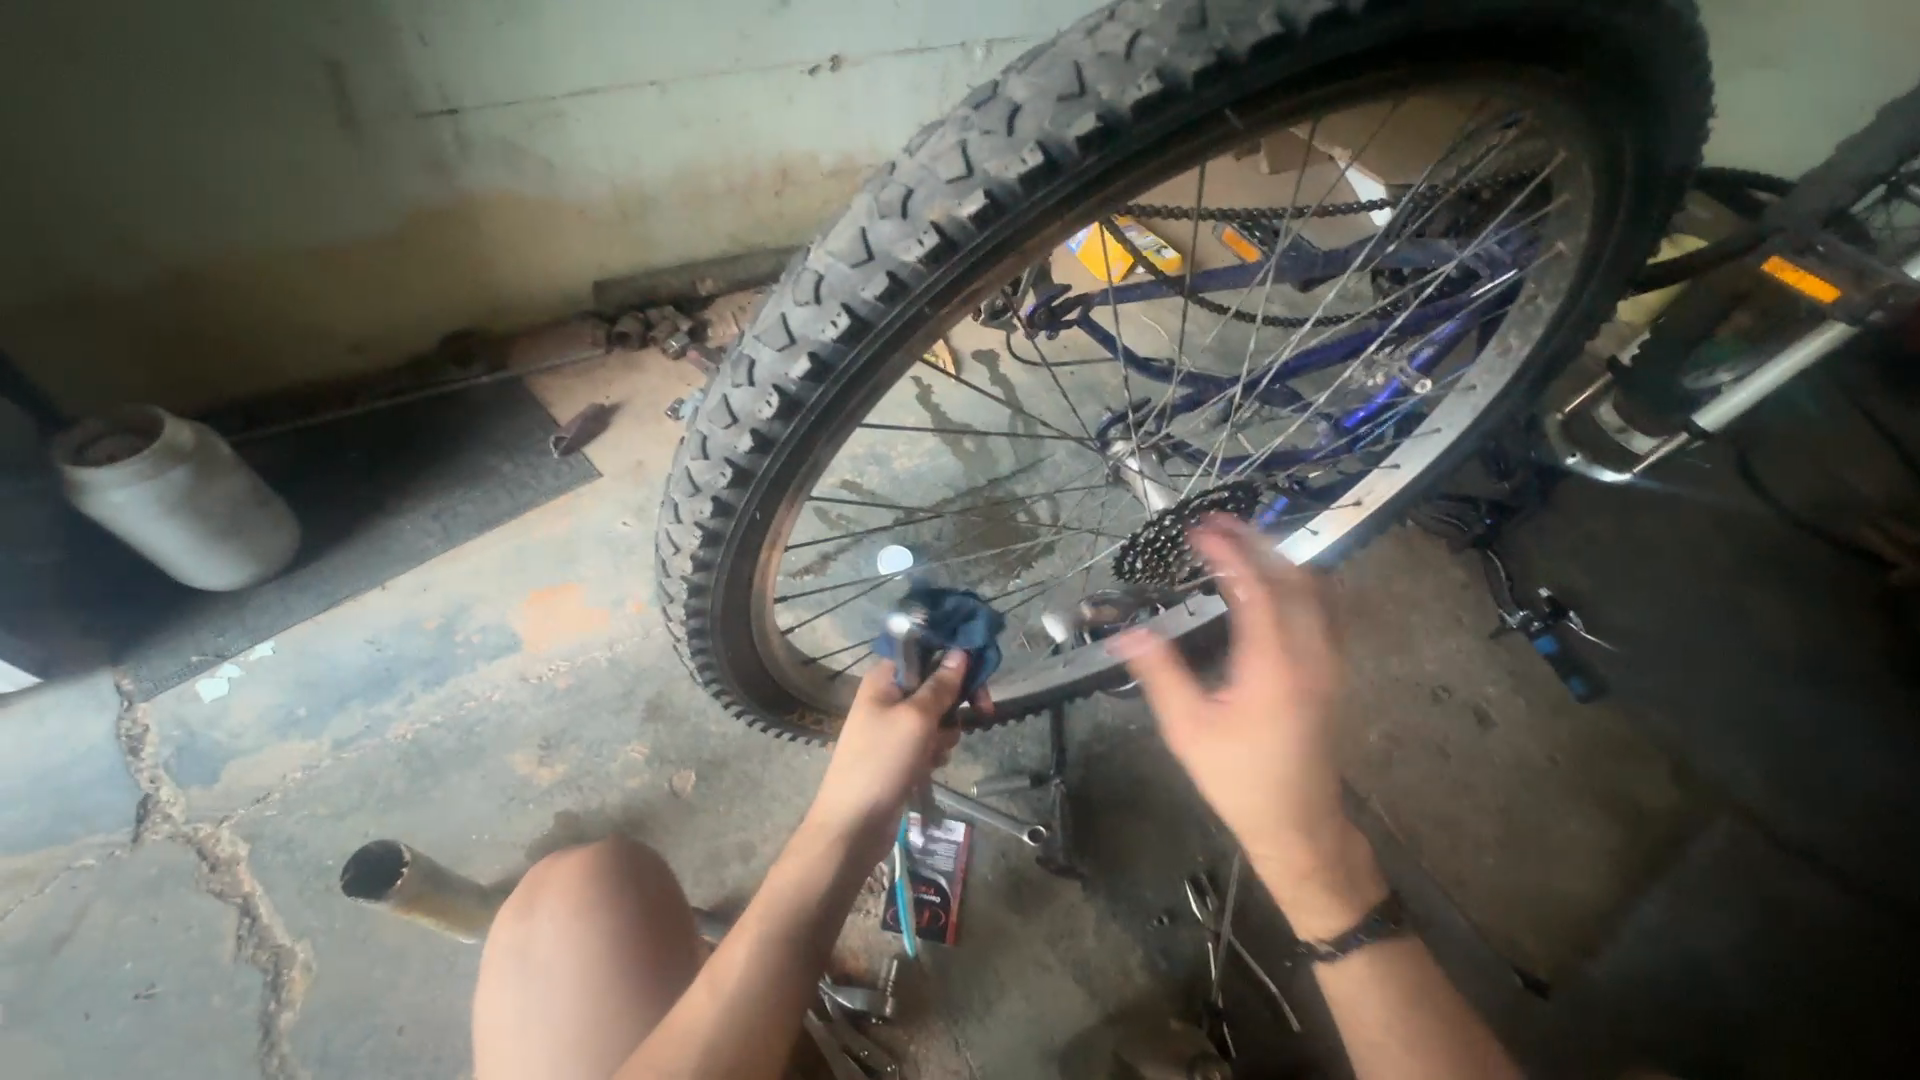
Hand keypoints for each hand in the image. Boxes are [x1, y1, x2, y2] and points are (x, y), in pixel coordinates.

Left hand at [807, 654, 965, 847]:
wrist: (854, 824)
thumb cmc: (882, 761)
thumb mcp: (916, 718)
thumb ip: (941, 685)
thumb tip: (960, 652)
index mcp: (884, 678)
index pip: (925, 652)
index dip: (954, 658)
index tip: (981, 670)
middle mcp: (888, 697)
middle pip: (935, 684)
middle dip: (955, 702)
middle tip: (982, 711)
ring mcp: (893, 727)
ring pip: (937, 716)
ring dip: (945, 733)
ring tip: (934, 752)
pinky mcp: (900, 753)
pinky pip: (930, 741)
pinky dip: (935, 752)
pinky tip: (929, 767)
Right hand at [1110, 515, 1382, 933]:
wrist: (1298, 825)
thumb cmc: (1239, 780)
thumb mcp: (1187, 730)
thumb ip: (1160, 674)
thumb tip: (1125, 633)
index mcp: (1273, 666)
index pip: (1254, 588)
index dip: (1227, 552)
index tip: (1198, 530)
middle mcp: (1311, 654)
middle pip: (1292, 577)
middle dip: (1256, 542)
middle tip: (1218, 524)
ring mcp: (1330, 662)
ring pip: (1316, 589)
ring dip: (1279, 558)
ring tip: (1242, 542)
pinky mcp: (1334, 671)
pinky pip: (1324, 608)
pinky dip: (1298, 582)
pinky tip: (1276, 582)